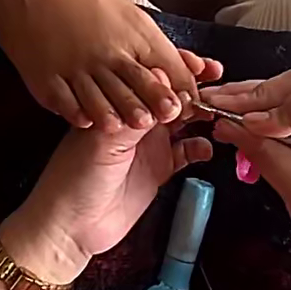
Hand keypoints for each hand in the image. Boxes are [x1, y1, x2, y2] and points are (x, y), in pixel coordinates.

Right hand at [0, 0, 206, 130]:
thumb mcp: (121, 5)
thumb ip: (144, 38)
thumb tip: (166, 65)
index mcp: (133, 32)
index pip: (171, 72)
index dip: (182, 92)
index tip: (185, 102)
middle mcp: (108, 54)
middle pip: (142, 95)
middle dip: (155, 112)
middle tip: (159, 120)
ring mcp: (77, 70)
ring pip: (107, 109)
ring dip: (119, 119)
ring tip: (125, 124)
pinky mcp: (46, 78)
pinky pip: (70, 108)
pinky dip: (81, 116)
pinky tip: (87, 119)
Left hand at [2, 64, 220, 282]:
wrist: (72, 225)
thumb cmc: (73, 178)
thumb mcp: (102, 141)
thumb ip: (134, 113)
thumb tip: (164, 80)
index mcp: (117, 104)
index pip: (151, 77)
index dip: (176, 67)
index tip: (198, 64)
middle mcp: (135, 119)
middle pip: (172, 94)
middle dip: (195, 85)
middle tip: (218, 81)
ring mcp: (148, 143)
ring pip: (184, 120)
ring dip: (202, 114)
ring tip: (217, 113)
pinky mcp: (159, 168)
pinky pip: (187, 152)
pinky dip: (200, 147)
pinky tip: (205, 147)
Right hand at [201, 70, 290, 273]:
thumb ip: (267, 153)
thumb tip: (227, 124)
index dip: (280, 108)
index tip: (249, 126)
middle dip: (255, 98)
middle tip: (215, 105)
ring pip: (284, 96)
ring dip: (247, 103)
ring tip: (213, 106)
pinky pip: (279, 114)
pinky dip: (252, 116)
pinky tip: (228, 118)